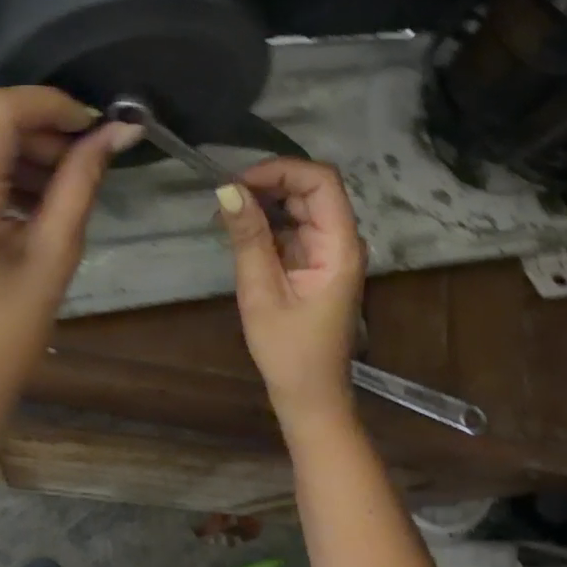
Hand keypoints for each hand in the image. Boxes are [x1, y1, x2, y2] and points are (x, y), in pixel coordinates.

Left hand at [0, 86, 140, 425]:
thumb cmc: (5, 335)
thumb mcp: (54, 255)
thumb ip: (81, 182)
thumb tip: (116, 132)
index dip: (51, 105)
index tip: (94, 126)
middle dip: (41, 133)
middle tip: (87, 161)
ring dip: (21, 153)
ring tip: (62, 188)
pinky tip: (28, 202)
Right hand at [214, 158, 366, 425]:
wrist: (310, 396)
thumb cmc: (289, 351)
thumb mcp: (261, 292)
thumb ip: (248, 237)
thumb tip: (227, 189)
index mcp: (340, 246)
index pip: (321, 181)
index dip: (281, 170)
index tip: (240, 182)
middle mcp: (342, 240)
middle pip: (312, 189)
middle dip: (269, 183)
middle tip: (225, 197)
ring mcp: (330, 251)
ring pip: (301, 206)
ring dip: (265, 202)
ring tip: (225, 214)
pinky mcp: (316, 263)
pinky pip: (294, 228)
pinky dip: (267, 223)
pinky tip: (239, 231)